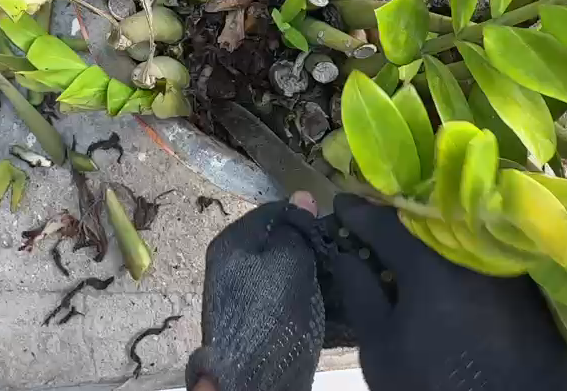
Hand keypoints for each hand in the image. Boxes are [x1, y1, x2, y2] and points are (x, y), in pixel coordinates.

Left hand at [186, 197, 325, 390]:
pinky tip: (323, 303)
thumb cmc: (270, 313)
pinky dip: (300, 298)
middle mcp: (229, 263)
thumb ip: (296, 228)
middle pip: (276, 243)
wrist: (252, 381)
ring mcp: (239, 295)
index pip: (273, 211)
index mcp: (232, 240)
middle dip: (306, 248)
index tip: (331, 227)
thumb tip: (302, 195)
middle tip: (337, 257)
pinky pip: (280, 297)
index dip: (304, 217)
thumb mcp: (290, 261)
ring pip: (280, 272)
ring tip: (336, 280)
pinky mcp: (252, 322)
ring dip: (307, 275)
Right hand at [327, 194, 566, 390]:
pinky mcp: (534, 296)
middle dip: (396, 217)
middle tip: (374, 220)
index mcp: (427, 263)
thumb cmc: (433, 388)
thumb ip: (360, 293)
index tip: (340, 205)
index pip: (382, 221)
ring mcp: (507, 273)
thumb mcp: (380, 350)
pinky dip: (466, 257)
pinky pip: (491, 259)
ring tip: (413, 241)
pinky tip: (454, 270)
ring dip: (434, 234)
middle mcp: (470, 255)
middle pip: (425, 221)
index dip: (357, 212)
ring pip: (462, 236)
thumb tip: (345, 255)